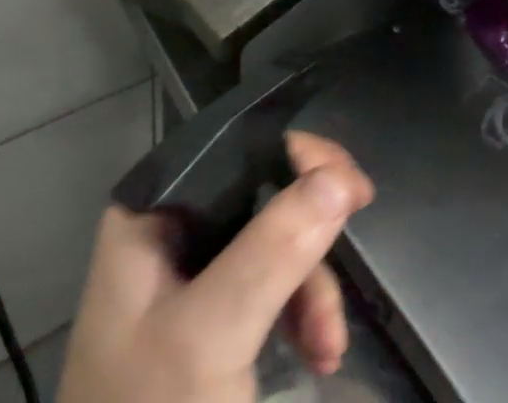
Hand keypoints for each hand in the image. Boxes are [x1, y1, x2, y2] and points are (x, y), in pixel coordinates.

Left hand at [58, 133, 375, 402]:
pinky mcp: (213, 318)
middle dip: (312, 236)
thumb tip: (338, 176)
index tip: (350, 187)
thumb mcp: (212, 334)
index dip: (295, 156)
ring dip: (315, 291)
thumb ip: (270, 253)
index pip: (230, 151)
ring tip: (328, 346)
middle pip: (264, 198)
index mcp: (151, 215)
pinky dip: (306, 316)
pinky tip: (320, 355)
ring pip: (278, 247)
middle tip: (357, 235)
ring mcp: (193, 278)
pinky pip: (275, 290)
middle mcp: (171, 234)